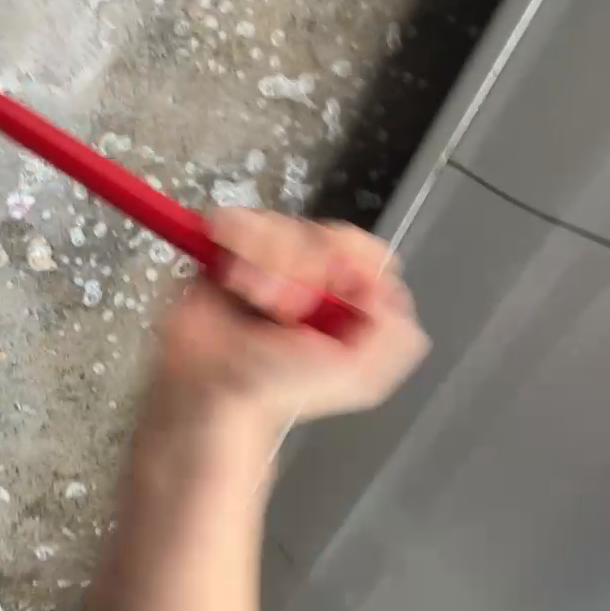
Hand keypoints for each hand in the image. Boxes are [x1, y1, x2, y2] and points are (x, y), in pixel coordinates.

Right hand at [146, 210, 428, 433]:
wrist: (213, 391)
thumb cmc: (281, 388)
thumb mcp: (362, 375)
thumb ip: (396, 332)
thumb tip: (377, 289)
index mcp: (349, 299)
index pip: (364, 249)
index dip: (348, 260)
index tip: (330, 289)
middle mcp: (309, 277)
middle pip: (317, 232)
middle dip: (301, 265)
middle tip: (284, 308)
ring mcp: (263, 263)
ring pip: (276, 223)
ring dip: (264, 258)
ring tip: (252, 297)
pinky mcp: (221, 255)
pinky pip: (233, 219)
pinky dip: (234, 238)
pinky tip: (230, 275)